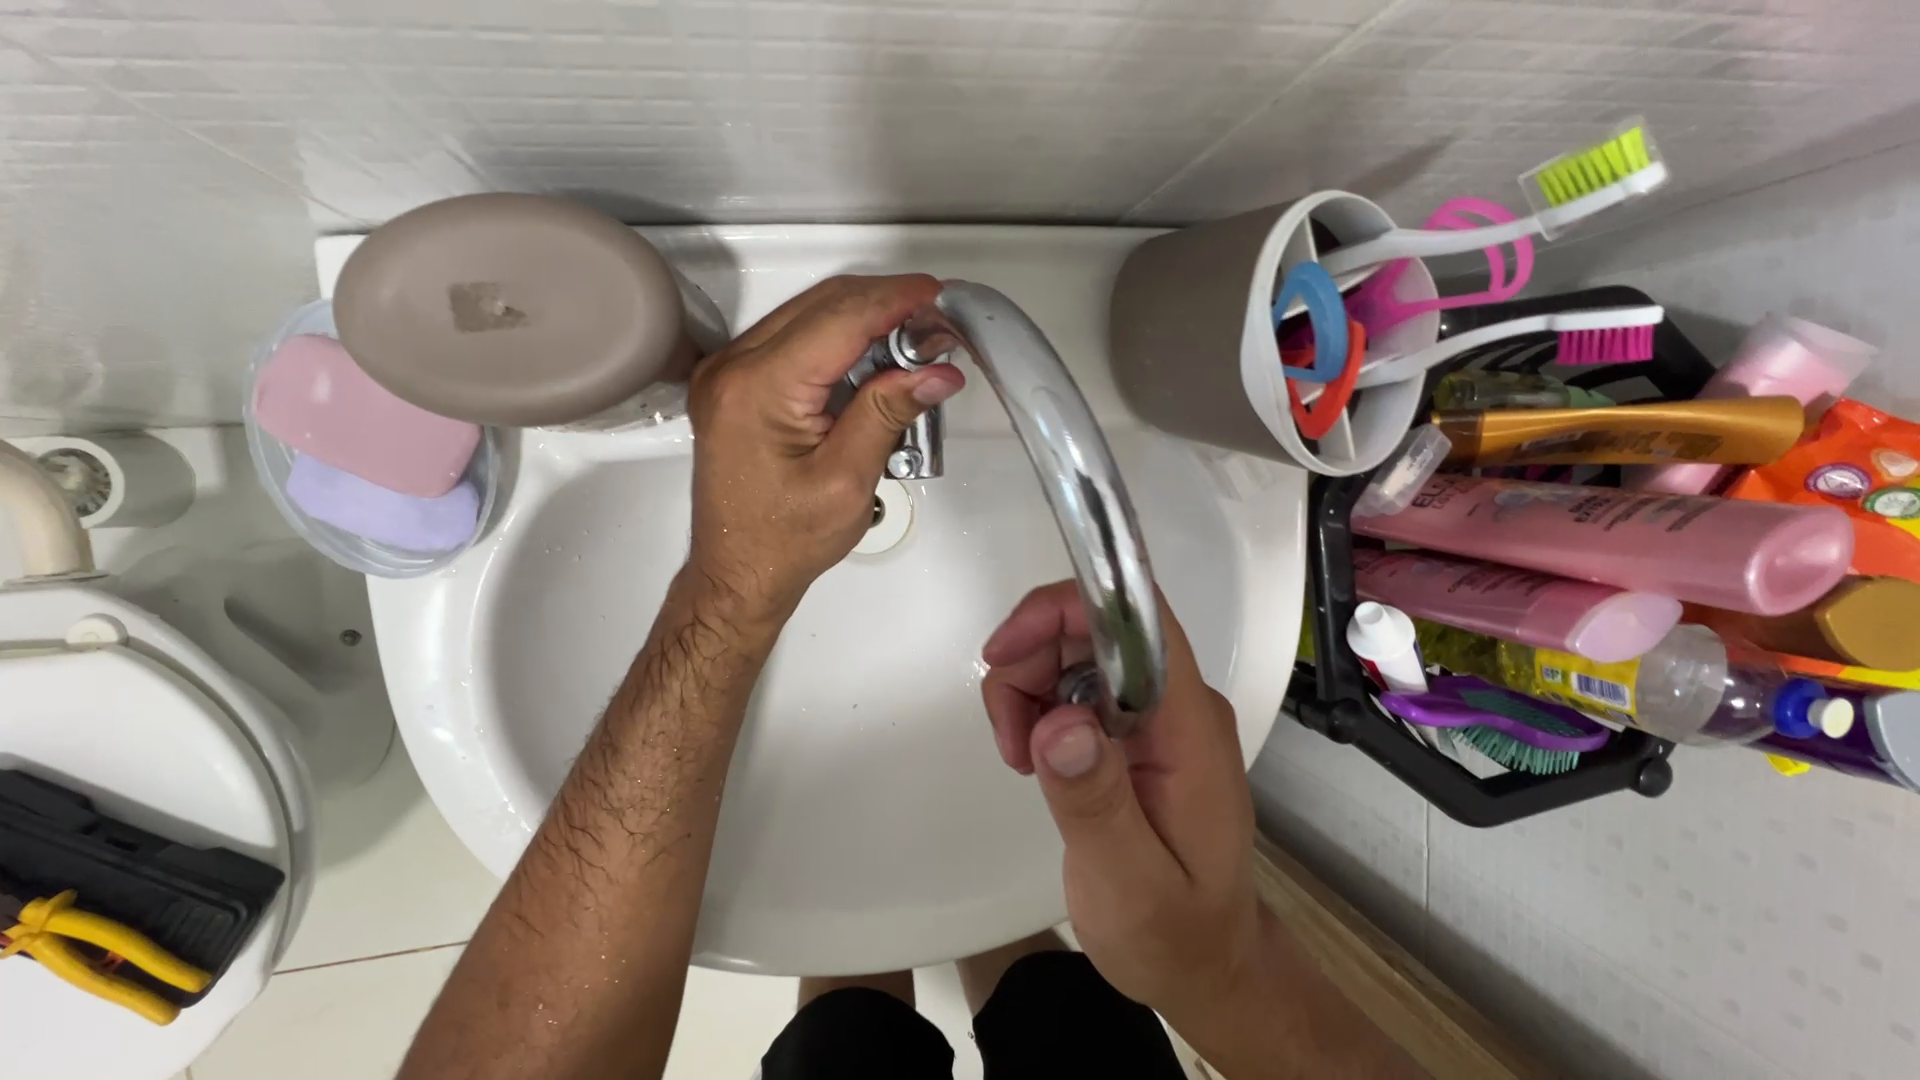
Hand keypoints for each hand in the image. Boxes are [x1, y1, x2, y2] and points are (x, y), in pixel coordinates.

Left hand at [687, 274, 965, 619]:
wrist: (738, 572)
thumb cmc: (786, 541)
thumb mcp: (848, 481)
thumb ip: (888, 415)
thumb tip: (938, 372)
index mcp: (758, 389)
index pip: (839, 320)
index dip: (895, 301)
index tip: (938, 295)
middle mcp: (733, 369)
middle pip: (821, 305)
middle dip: (883, 304)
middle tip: (935, 322)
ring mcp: (728, 373)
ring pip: (808, 314)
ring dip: (863, 319)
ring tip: (913, 341)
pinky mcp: (735, 383)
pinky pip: (793, 338)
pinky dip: (838, 339)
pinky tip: (873, 359)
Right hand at [980, 582, 1267, 1023]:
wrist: (1205, 962)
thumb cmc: (1175, 934)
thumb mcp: (1131, 884)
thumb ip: (1097, 802)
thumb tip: (1059, 723)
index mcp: (1189, 727)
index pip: (1141, 621)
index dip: (1070, 608)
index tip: (1006, 651)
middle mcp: (1175, 704)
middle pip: (1094, 628)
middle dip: (1031, 660)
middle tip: (1010, 739)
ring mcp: (1153, 714)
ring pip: (1074, 650)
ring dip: (1026, 688)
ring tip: (1020, 760)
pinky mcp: (1131, 729)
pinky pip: (1072, 684)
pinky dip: (1036, 707)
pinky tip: (1034, 760)